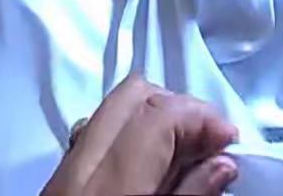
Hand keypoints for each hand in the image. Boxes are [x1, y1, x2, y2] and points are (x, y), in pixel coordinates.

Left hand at [40, 75, 239, 195]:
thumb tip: (223, 161)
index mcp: (106, 186)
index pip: (157, 115)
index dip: (201, 117)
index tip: (230, 140)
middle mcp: (75, 170)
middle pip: (132, 96)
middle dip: (178, 105)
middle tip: (209, 141)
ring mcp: (58, 174)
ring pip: (111, 108)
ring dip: (154, 113)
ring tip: (183, 151)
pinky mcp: (52, 184)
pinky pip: (93, 133)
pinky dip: (127, 132)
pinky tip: (147, 162)